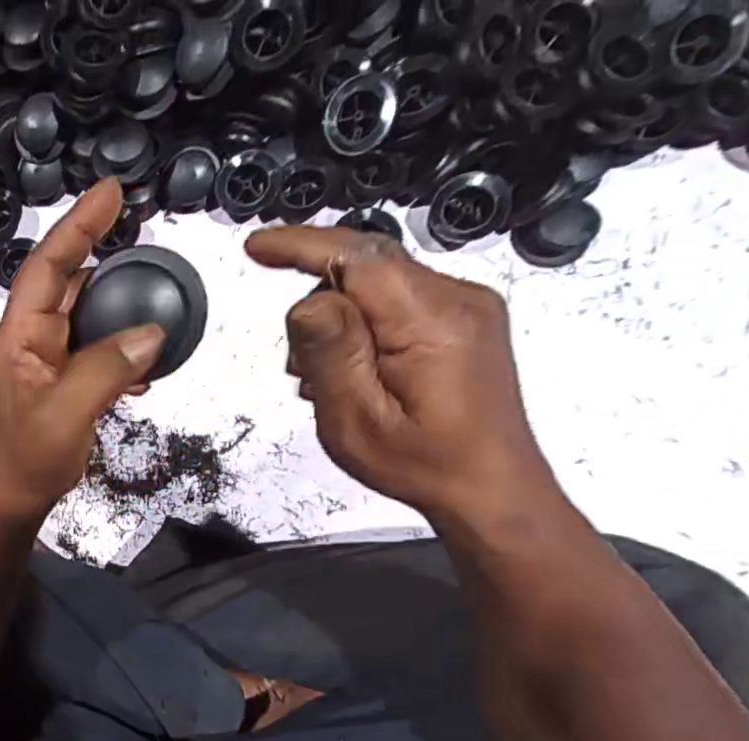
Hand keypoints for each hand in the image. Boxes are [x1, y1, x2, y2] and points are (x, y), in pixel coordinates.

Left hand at [0, 179, 164, 520]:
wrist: (24, 493)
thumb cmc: (31, 457)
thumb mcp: (66, 414)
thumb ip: (106, 371)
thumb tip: (151, 335)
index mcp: (22, 337)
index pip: (47, 267)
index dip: (77, 227)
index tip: (109, 195)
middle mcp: (36, 338)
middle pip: (66, 277)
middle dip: (97, 243)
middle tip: (134, 217)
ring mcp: (54, 356)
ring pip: (86, 307)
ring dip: (117, 290)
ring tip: (149, 276)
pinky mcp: (71, 375)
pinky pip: (100, 340)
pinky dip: (124, 335)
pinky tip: (147, 345)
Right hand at [244, 226, 561, 524]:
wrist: (487, 487)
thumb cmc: (428, 464)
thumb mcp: (357, 421)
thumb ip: (331, 354)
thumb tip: (308, 302)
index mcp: (431, 323)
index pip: (358, 256)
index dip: (302, 246)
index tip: (261, 246)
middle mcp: (456, 301)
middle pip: (365, 267)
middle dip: (318, 306)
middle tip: (303, 366)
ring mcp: (463, 308)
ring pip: (376, 287)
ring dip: (339, 325)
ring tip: (332, 382)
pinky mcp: (461, 320)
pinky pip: (395, 303)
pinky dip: (363, 330)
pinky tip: (357, 372)